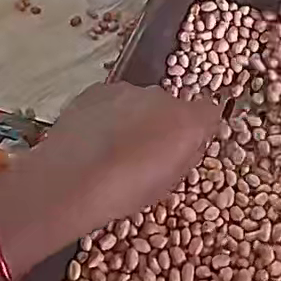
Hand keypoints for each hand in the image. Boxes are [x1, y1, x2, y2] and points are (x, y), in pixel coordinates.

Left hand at [7, 82, 222, 240]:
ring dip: (133, 118)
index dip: (199, 128)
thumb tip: (187, 143)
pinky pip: (111, 100)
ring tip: (113, 149)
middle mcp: (161, 97)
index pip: (209, 113)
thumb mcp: (168, 183)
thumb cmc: (125, 190)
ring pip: (139, 102)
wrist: (72, 179)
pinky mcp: (97, 90)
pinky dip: (107, 114)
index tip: (187, 145)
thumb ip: (184, 155)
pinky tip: (94, 139)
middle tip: (144, 152)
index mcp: (187, 121)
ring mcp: (126, 90)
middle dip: (162, 124)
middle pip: (170, 106)